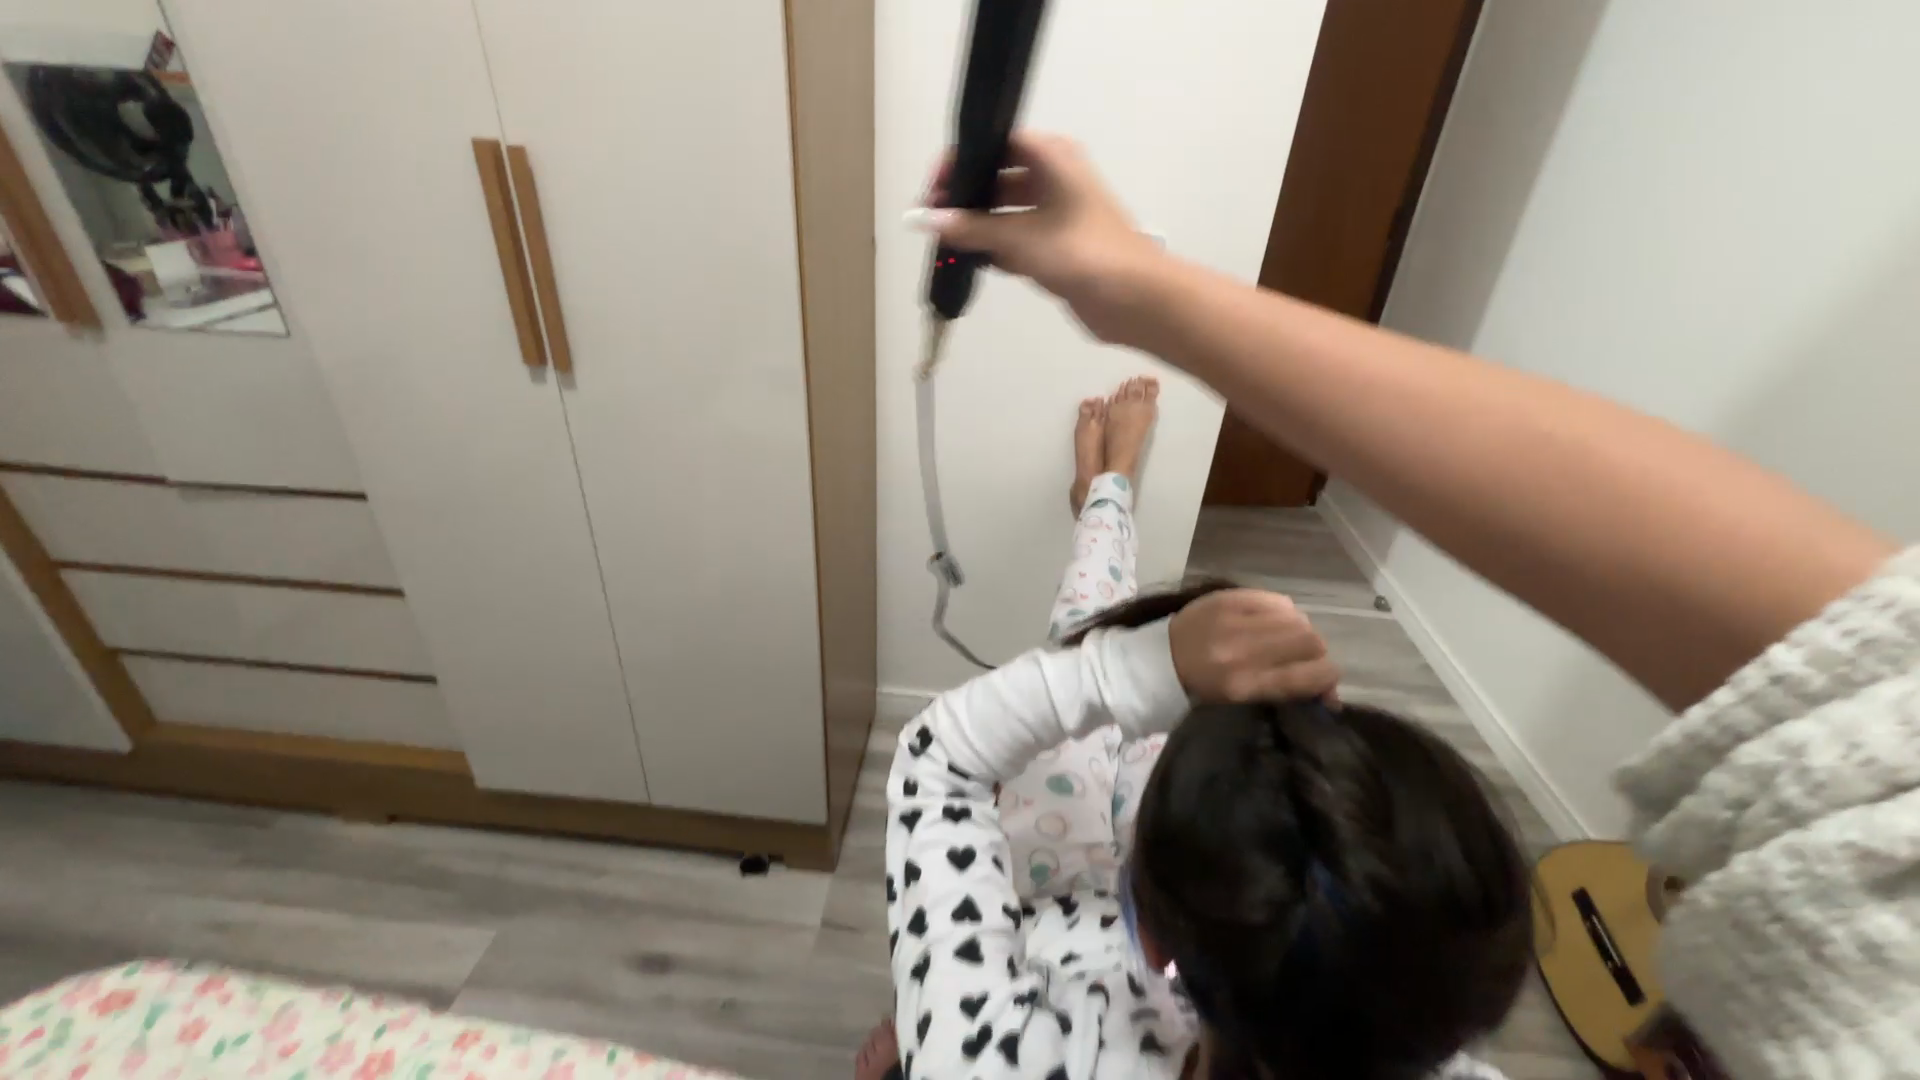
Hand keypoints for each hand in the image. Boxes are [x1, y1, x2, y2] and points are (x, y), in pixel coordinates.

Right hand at [914, 132, 1165, 345]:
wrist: (1135, 298)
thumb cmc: (1081, 253)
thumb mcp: (1020, 238)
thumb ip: (970, 230)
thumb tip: (925, 221)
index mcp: (1052, 157)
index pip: (996, 145)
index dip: (961, 163)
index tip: (934, 189)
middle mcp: (1055, 178)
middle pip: (999, 179)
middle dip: (967, 200)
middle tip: (933, 220)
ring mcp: (1058, 215)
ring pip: (1008, 214)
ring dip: (980, 229)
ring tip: (946, 244)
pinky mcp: (1059, 248)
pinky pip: (1018, 242)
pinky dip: (998, 251)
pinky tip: (972, 264)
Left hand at [1168, 588, 1337, 702]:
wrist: (1159, 659)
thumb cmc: (1204, 687)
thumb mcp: (1243, 699)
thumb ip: (1286, 690)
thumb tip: (1329, 689)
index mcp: (1246, 684)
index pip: (1312, 675)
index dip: (1328, 679)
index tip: (1324, 684)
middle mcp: (1243, 651)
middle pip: (1311, 641)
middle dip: (1316, 653)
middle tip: (1304, 659)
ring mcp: (1234, 620)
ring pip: (1298, 618)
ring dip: (1300, 630)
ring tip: (1285, 639)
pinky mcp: (1227, 598)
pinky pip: (1277, 600)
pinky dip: (1282, 611)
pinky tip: (1271, 621)